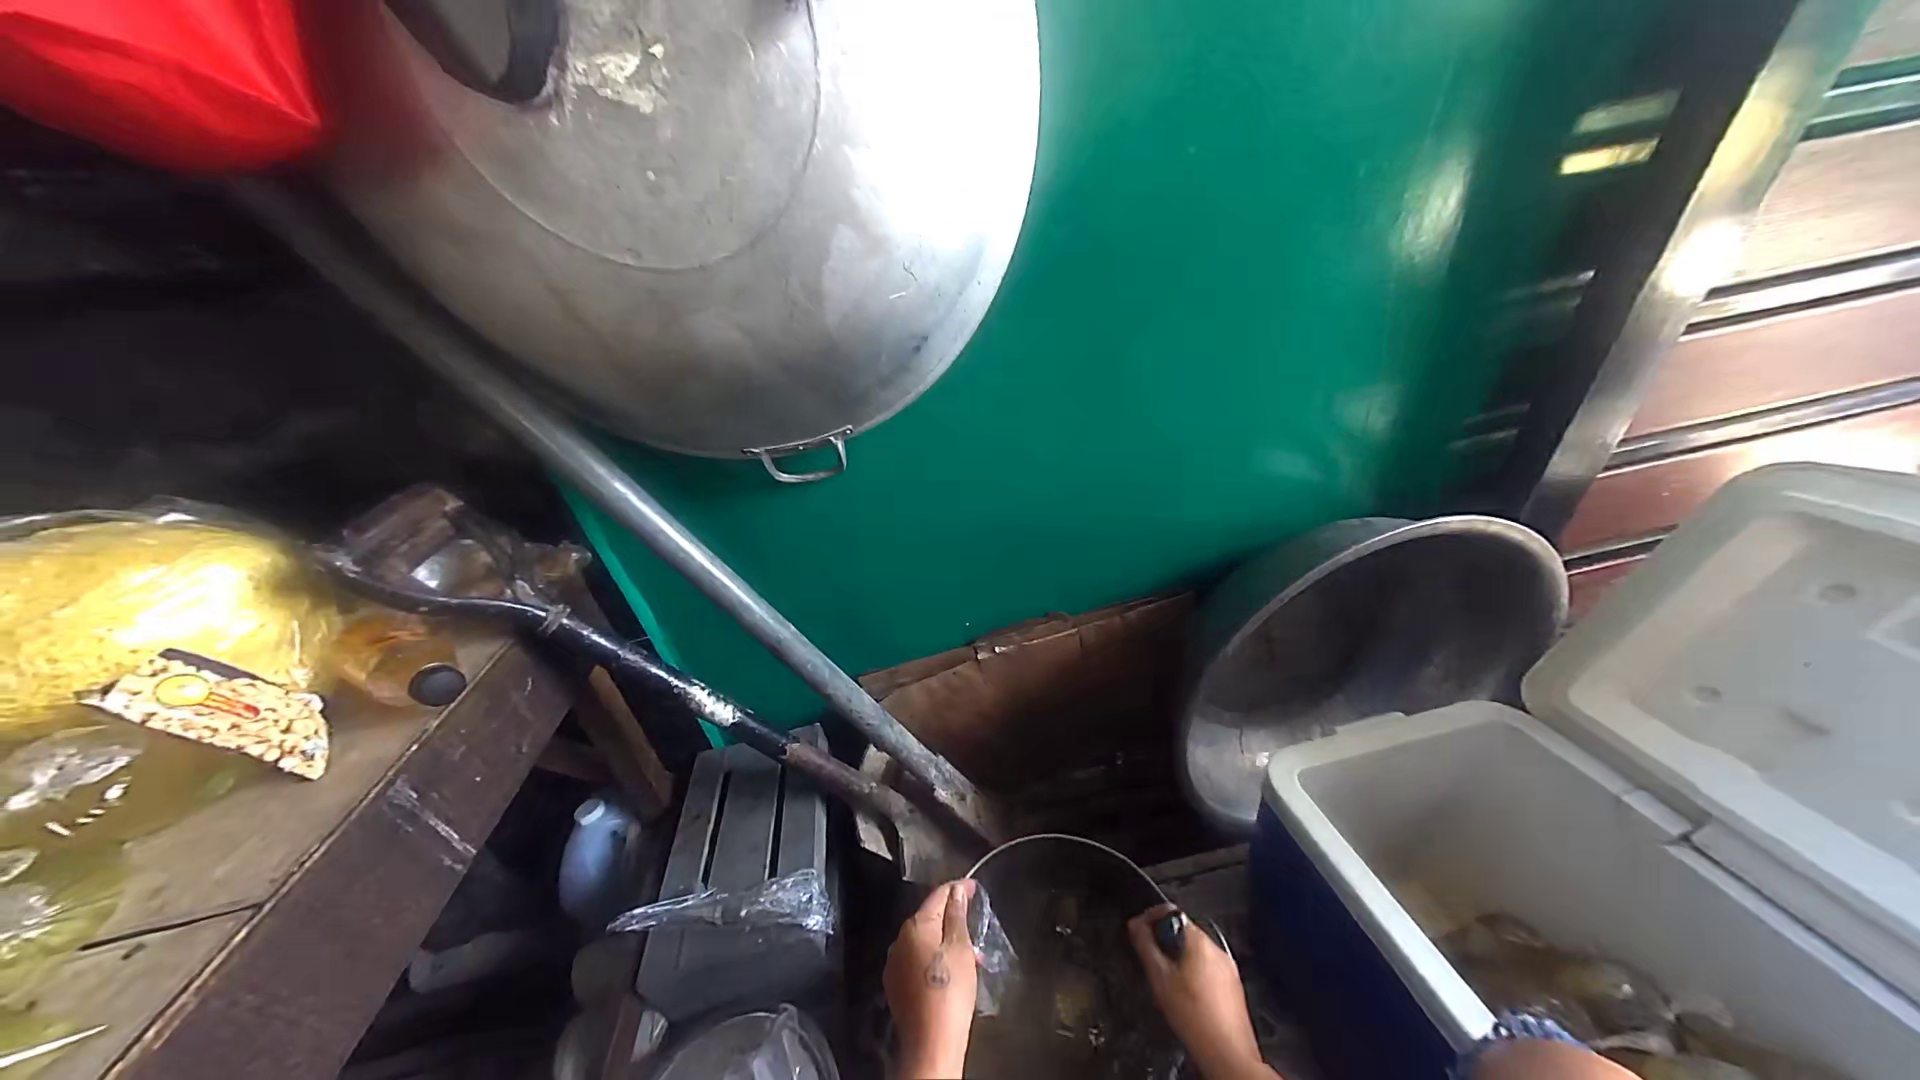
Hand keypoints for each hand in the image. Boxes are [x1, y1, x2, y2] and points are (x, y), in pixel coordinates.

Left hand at [885, 879, 978, 1077]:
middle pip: (929, 919)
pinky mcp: (895, 986)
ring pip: (923, 942)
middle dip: (952, 919)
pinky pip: (916, 961)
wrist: (930, 1043)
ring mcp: (894, 964)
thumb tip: (956, 890)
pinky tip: (950, 973)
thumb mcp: (961, 948)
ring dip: (944, 941)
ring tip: (969, 955)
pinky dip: (933, 959)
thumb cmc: (950, 990)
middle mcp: (899, 939)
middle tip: (975, 925)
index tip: (973, 886)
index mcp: (915, 925)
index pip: (938, 896)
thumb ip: (957, 915)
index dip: (957, 888)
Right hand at [1128, 904, 1280, 1079]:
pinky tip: (1186, 995)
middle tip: (1150, 957)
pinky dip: (1194, 973)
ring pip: (1196, 951)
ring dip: (1178, 957)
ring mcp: (1228, 969)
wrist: (1228, 1057)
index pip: (1171, 911)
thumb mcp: (1159, 978)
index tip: (1139, 929)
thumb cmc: (1195, 1020)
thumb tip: (1135, 925)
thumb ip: (1145, 946)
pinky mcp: (1233, 987)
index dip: (1150, 917)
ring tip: (1166, 979)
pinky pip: (1209, 968)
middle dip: (1164, 940)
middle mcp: (1217, 950)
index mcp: (1200, 942)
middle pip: (1183, 931)